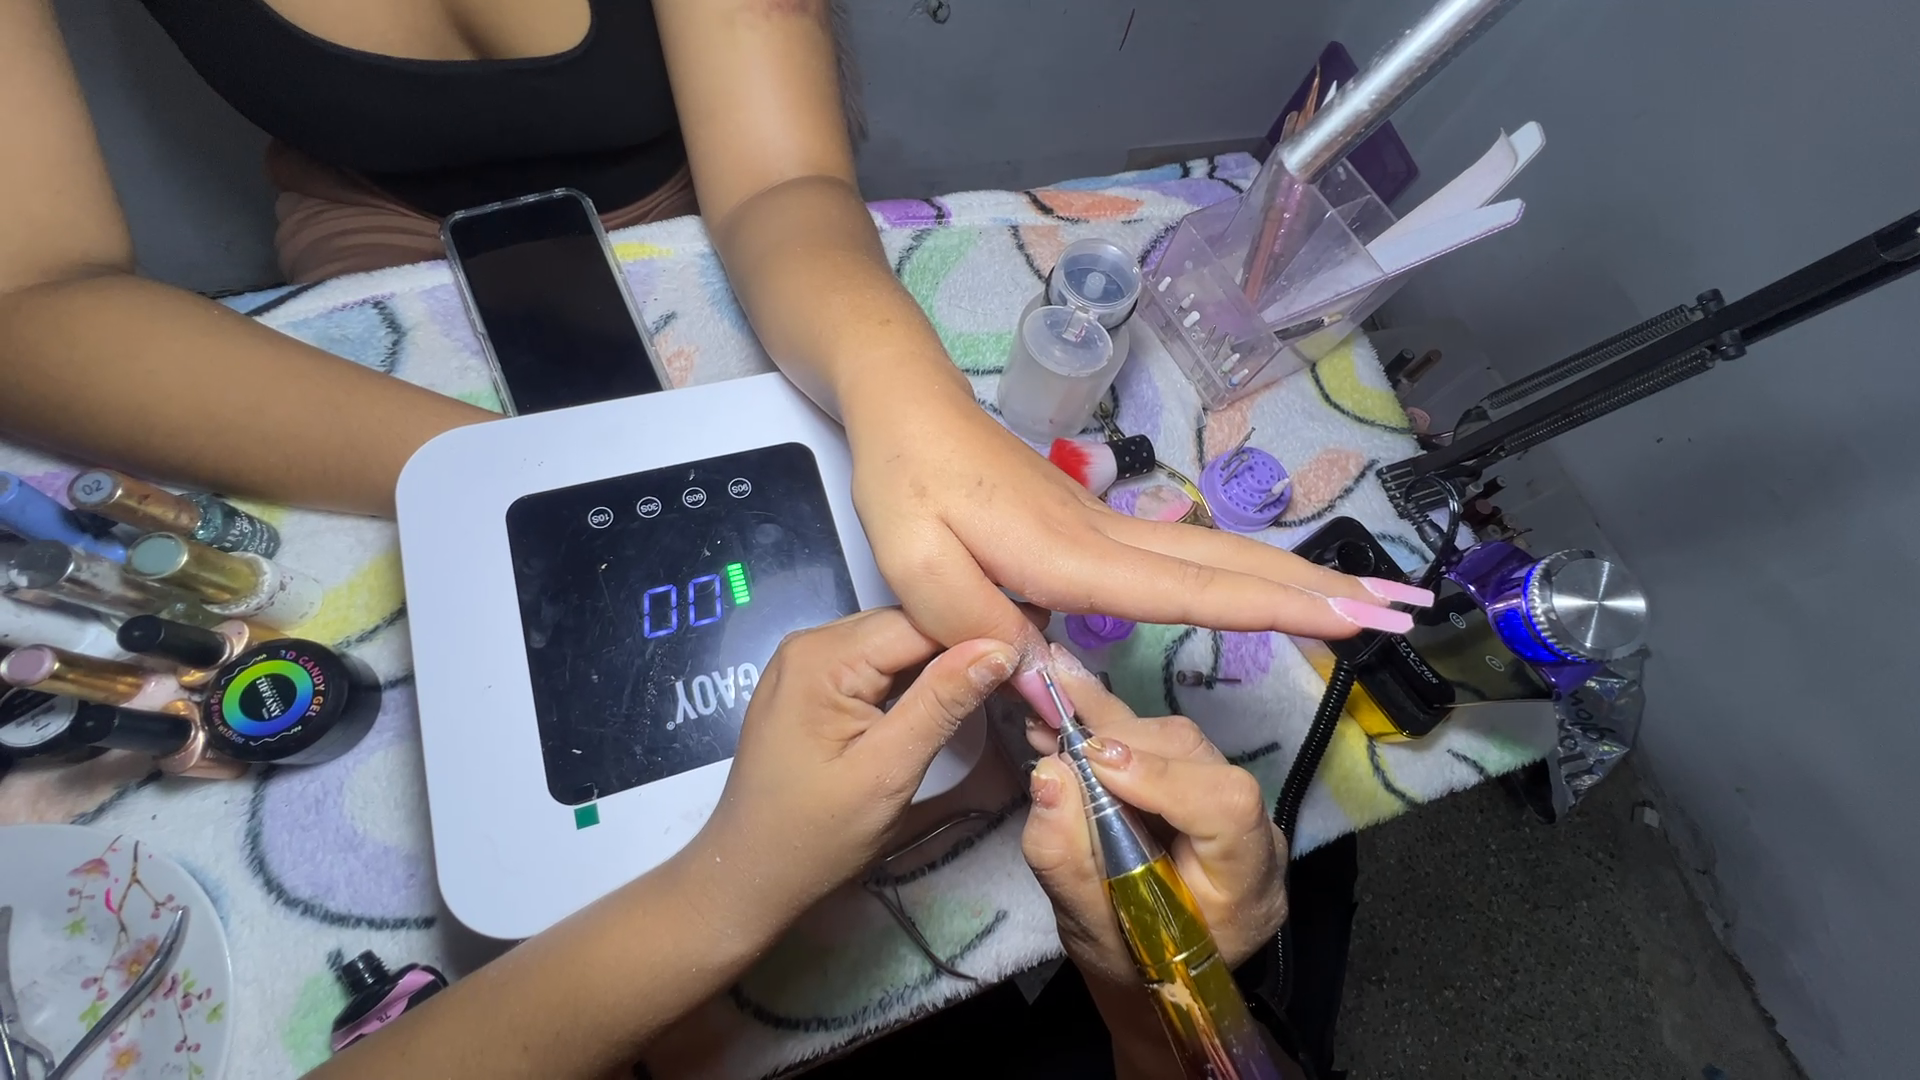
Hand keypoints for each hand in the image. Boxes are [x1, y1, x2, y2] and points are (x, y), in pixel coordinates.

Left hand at [693, 609, 1015, 916]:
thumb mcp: (887, 771)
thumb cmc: (813, 835)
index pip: (918, 619)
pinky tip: (954, 683)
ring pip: (896, 641)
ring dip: (945, 656)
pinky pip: (877, 661)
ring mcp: (810, 658)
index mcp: (822, 655)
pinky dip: (916, 673)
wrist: (746, 878)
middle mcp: (812, 640)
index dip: (979, 629)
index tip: (1037, 643)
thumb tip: (1001, 646)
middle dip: (965, 641)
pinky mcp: (815, 680)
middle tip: (1030, 656)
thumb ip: (942, 703)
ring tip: (1004, 666)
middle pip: (907, 624)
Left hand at [842, 382, 1422, 671]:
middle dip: (1315, 588)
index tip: (1361, 622)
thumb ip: (985, 634)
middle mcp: (1104, 540)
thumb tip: (1050, 690)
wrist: (907, 409)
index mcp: (1071, 558)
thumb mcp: (920, 572)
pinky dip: (1230, 571)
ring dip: (1286, 577)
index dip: (1275, 611)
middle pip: (1225, 564)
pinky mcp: (1085, 523)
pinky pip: (1173, 555)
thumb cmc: (908, 485)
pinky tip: (1249, 586)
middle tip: (1402, 607)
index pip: (1191, 590)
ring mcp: (1100, 526)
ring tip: (1354, 600)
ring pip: (1208, 555)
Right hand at [1021, 646, 1286, 994]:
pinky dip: (1108, 722)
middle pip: (1196, 757)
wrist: (1155, 967)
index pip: (1226, 807)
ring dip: (1109, 724)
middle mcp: (1251, 830)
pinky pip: (1159, 738)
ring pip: (1176, 738)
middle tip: (1054, 738)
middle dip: (1120, 741)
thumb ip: (1065, 859)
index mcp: (1244, 883)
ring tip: (1051, 717)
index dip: (1160, 775)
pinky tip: (1067, 705)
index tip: (1093, 763)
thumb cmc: (1131, 961)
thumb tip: (1048, 773)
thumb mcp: (1088, 927)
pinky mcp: (1200, 778)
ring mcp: (1230, 798)